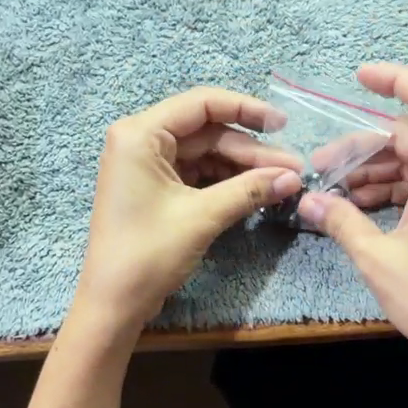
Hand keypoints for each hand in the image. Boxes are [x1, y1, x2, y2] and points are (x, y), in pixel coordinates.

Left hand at [73, 87, 303, 334]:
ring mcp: (146, 167)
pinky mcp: (154, 191)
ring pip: (204, 155)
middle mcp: (139, 141)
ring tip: (282, 183)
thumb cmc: (148, 254)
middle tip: (293, 170)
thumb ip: (249, 190)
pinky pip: (195, 175)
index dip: (246, 109)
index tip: (283, 123)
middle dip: (250, 151)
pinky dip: (224, 183)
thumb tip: (294, 177)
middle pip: (206, 132)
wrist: (113, 303)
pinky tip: (255, 192)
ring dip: (241, 168)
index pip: (201, 104)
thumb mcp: (202, 217)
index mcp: (140, 134)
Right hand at [297, 64, 407, 371]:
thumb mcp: (377, 259)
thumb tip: (309, 200)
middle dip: (364, 144)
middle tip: (322, 166)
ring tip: (335, 193)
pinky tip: (361, 209)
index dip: (394, 79)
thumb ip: (342, 221)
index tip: (359, 78)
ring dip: (375, 170)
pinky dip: (393, 189)